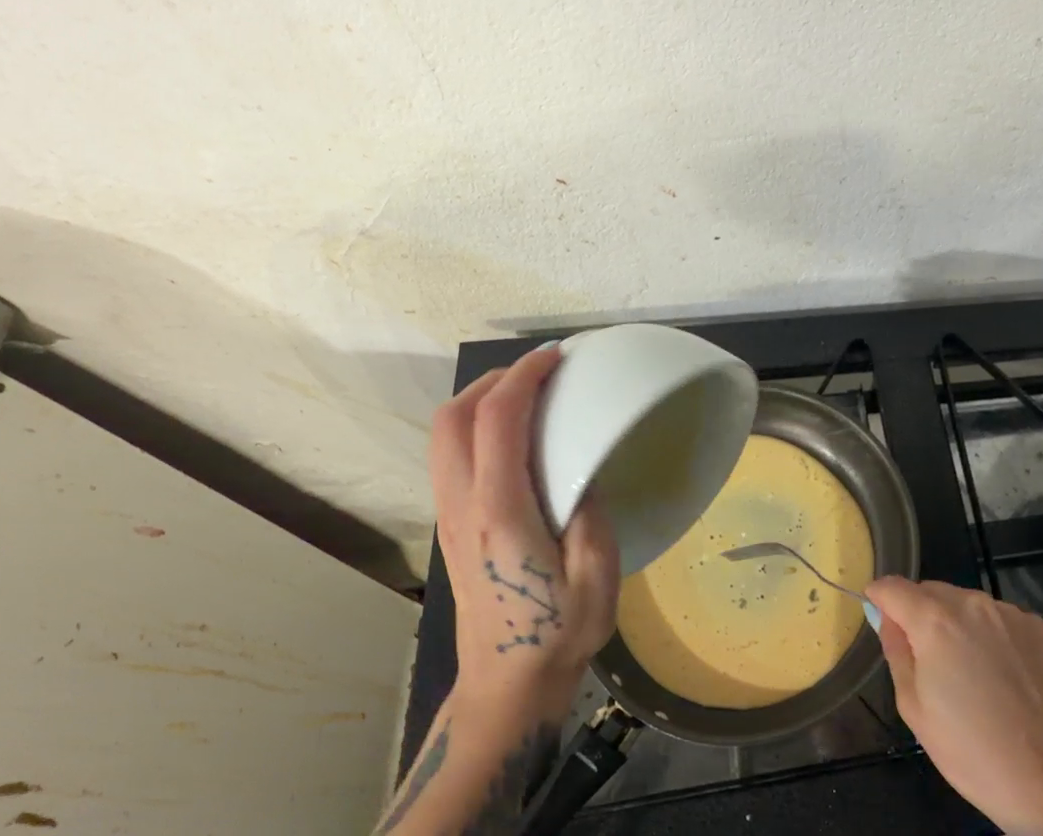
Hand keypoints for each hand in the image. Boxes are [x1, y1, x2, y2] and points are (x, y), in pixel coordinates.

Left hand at [431, 348, 619, 704]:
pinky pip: (451, 457)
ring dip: (480, 401)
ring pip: (443, 436)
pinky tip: (516, 437)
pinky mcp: (451, 527)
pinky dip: (477, 427)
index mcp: (502, 512)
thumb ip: (591, 512)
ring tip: (528, 395)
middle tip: (540, 371)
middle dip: (493, 379)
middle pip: (452, 417)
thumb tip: (584, 464)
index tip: (557, 357)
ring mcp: (449, 516)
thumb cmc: (558, 633)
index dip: (525, 376)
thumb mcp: (598, 575)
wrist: (507, 685)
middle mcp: (463, 506)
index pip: (499, 421)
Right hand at [865, 578, 1042, 835]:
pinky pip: (996, 617)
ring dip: (953, 622)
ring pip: (965, 603)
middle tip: (921, 658)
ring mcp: (1008, 612)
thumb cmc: (968, 748)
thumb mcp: (913, 706)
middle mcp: (973, 604)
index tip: (876, 615)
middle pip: (930, 591)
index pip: (894, 587)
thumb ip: (896, 651)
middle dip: (917, 613)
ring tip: (963, 670)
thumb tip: (888, 619)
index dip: (879, 598)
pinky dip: (985, 632)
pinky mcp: (1036, 627)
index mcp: (935, 621)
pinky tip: (995, 672)